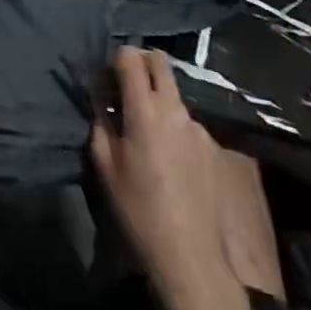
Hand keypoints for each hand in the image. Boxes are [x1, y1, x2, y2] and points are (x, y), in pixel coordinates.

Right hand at [91, 48, 248, 309]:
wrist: (190, 252)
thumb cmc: (138, 208)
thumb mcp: (105, 165)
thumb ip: (100, 120)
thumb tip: (98, 94)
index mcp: (144, 109)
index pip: (131, 57)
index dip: (117, 57)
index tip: (108, 75)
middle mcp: (174, 108)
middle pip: (160, 61)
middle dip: (141, 62)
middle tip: (126, 85)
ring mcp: (197, 125)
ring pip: (174, 92)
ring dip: (158, 97)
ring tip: (147, 132)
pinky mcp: (212, 144)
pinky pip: (186, 121)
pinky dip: (173, 125)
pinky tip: (169, 158)